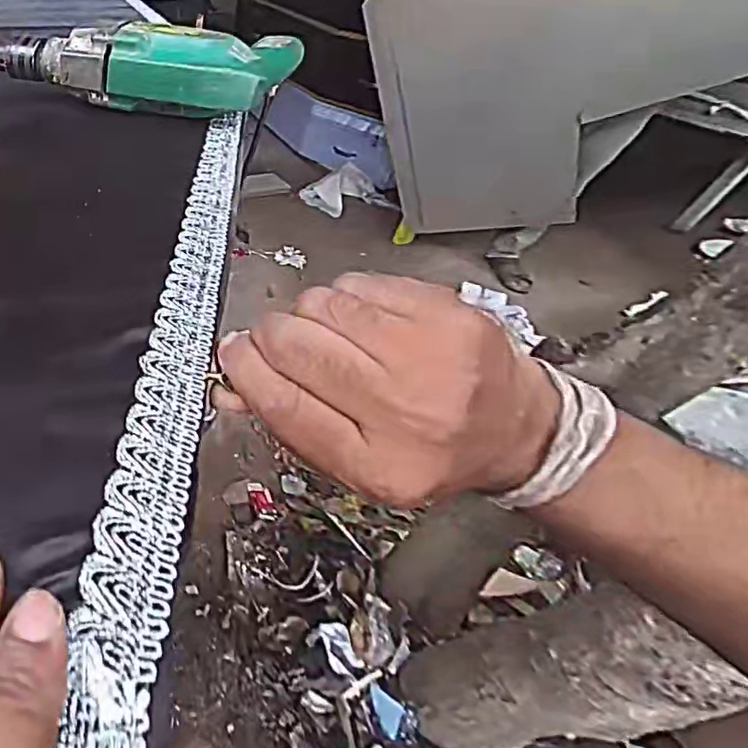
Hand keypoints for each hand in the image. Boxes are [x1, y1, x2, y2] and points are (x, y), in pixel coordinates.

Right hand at [214, 274, 558, 507]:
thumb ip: (285, 422)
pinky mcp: (448, 313)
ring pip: (318, 306)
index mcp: (379, 464)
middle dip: (270, 337)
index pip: (283, 404)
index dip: (244, 370)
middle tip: (278, 341)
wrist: (517, 429)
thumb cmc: (425, 447)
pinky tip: (363, 320)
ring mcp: (435, 357)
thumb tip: (230, 382)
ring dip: (308, 316)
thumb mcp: (350, 460)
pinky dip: (344, 297)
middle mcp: (411, 413)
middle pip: (295, 347)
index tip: (231, 352)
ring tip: (333, 336)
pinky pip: (355, 283)